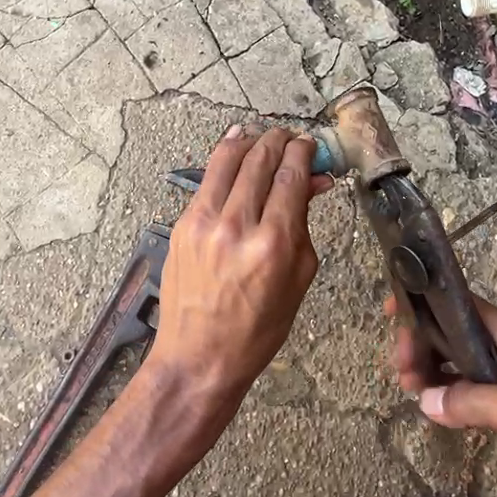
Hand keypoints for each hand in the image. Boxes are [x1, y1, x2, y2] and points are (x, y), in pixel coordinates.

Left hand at [146, 126, 331, 411]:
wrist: (198, 358)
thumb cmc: (255, 331)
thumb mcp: (297, 280)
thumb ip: (304, 225)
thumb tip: (312, 182)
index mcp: (272, 246)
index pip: (290, 177)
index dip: (303, 152)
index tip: (310, 146)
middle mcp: (236, 228)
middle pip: (260, 160)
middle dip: (280, 141)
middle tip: (291, 138)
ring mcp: (204, 224)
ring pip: (228, 159)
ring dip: (250, 140)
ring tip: (264, 137)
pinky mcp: (183, 225)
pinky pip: (207, 178)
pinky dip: (224, 157)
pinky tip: (236, 147)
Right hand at [389, 295, 496, 496]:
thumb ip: (470, 400)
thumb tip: (427, 398)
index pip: (459, 303)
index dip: (423, 303)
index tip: (391, 312)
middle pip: (453, 329)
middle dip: (421, 341)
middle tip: (401, 371)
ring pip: (459, 356)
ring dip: (431, 366)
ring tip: (410, 388)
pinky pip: (471, 382)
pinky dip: (448, 387)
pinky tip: (434, 403)